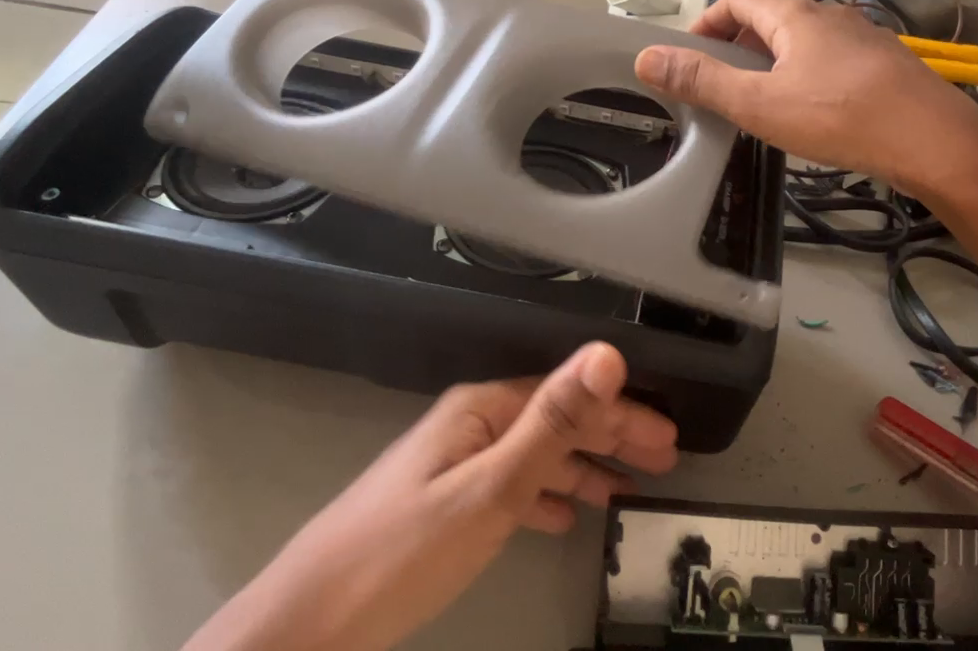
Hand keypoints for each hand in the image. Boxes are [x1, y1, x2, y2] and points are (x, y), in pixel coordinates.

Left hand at [183, 343, 676, 650]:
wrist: (307, 625)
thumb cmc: (404, 552)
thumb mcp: (490, 487)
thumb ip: (554, 422)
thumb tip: (607, 354)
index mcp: (483, 411)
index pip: (568, 397)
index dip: (622, 414)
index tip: (670, 437)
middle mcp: (471, 428)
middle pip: (556, 422)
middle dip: (611, 437)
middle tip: (666, 458)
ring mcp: (455, 468)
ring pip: (537, 458)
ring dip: (586, 469)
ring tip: (630, 490)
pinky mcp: (445, 508)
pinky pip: (513, 491)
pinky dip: (548, 499)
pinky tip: (567, 519)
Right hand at [634, 0, 977, 201]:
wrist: (935, 141)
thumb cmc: (841, 117)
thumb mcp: (761, 104)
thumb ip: (704, 82)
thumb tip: (647, 58)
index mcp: (796, 16)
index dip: (706, 22)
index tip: (689, 56)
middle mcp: (831, 15)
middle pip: (772, 17)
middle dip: (739, 45)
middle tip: (722, 85)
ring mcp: (864, 38)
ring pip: (805, 40)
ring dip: (775, 62)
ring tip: (763, 101)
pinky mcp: (886, 65)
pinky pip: (833, 60)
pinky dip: (808, 75)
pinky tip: (814, 112)